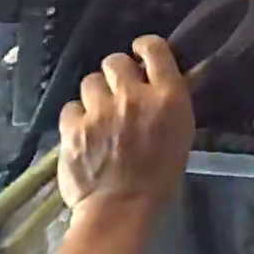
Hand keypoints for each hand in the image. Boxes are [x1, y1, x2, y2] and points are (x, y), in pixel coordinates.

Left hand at [57, 36, 194, 223]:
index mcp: (168, 95)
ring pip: (91, 81)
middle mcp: (133, 95)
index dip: (145, 46)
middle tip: (121, 87)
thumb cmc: (163, 171)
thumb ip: (172, 100)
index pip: (154, 48)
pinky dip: (78, 114)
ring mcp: (99, 110)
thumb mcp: (182, 129)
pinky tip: (85, 129)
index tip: (142, 54)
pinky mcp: (72, 127)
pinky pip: (71, 106)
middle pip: (116, 60)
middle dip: (118, 71)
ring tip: (101, 110)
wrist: (122, 206)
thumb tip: (169, 80)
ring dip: (97, 92)